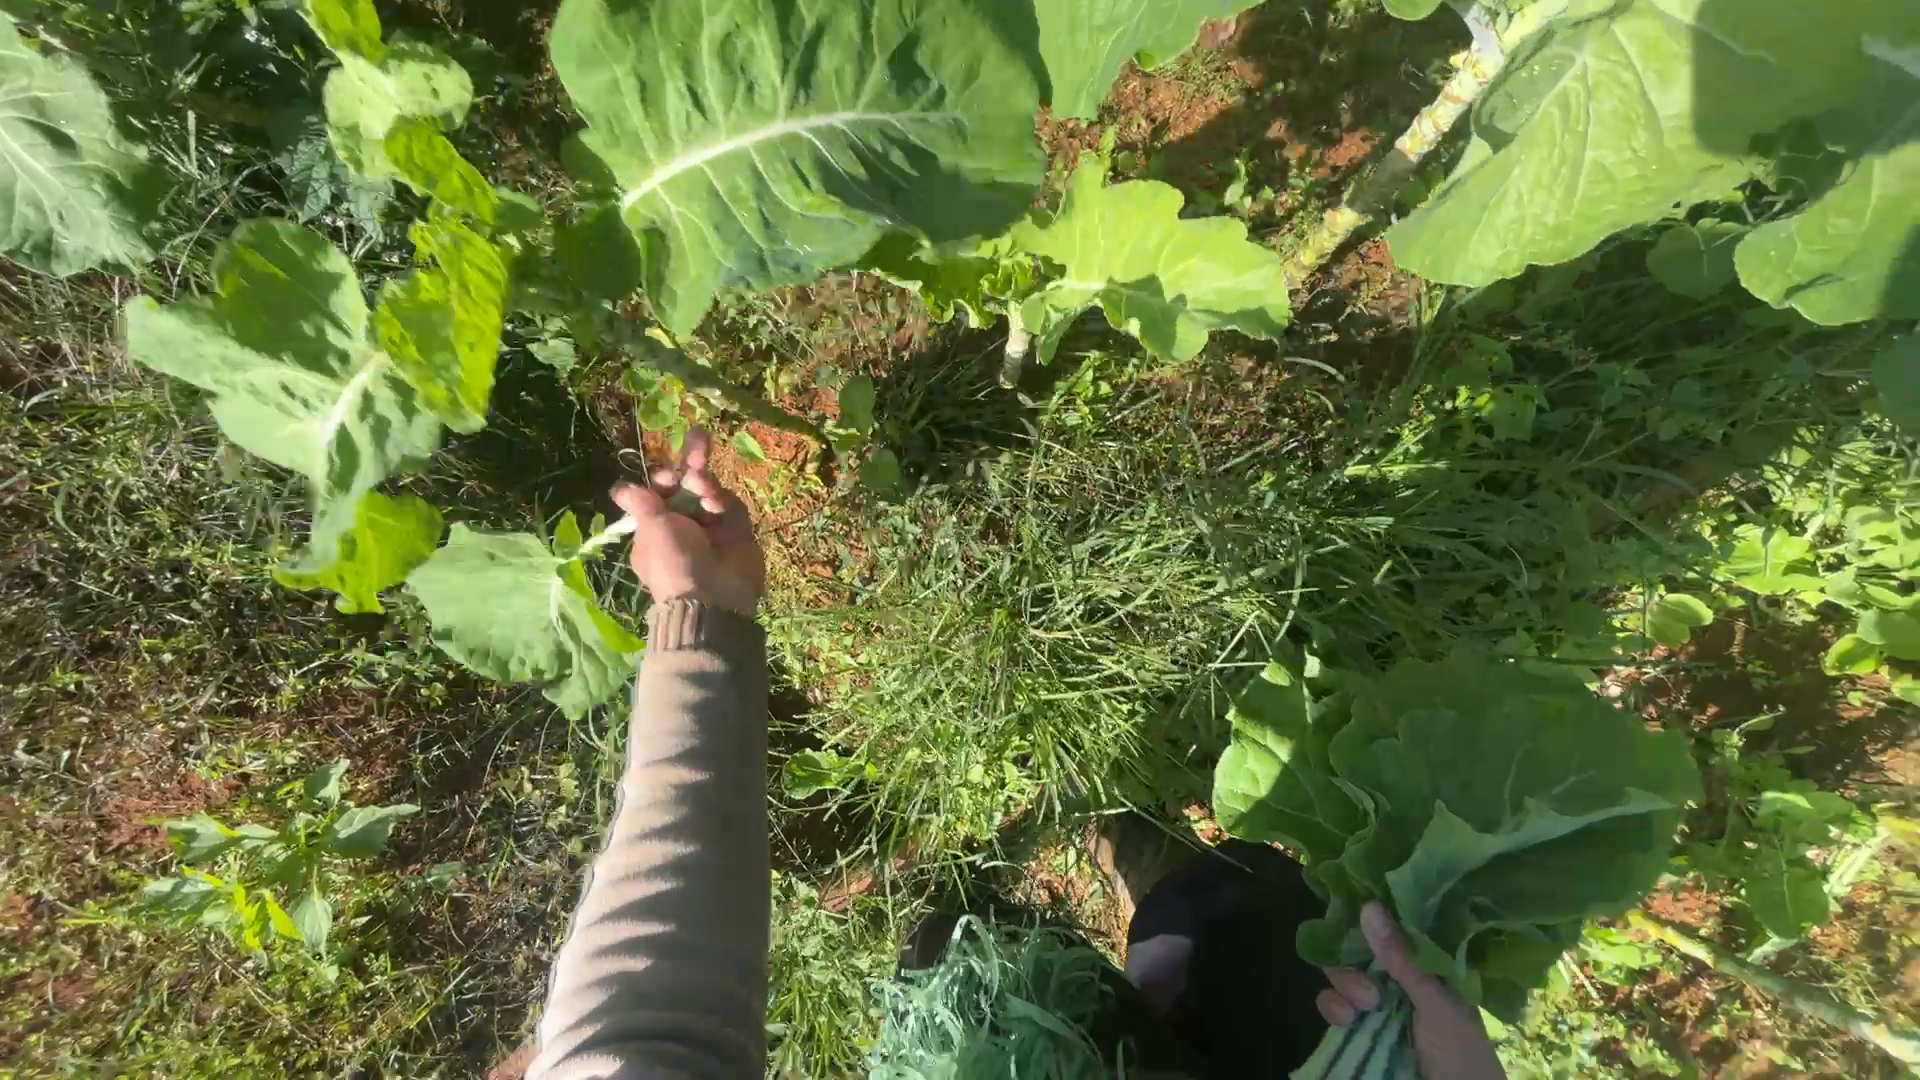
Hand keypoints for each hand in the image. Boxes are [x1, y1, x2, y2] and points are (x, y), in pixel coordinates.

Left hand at [611, 427, 765, 616]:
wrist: (715, 596)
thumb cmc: (675, 562)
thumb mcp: (653, 529)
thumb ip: (643, 503)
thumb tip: (621, 487)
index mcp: (657, 529)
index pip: (660, 493)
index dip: (665, 480)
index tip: (668, 477)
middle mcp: (684, 526)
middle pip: (687, 486)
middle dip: (692, 463)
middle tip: (700, 435)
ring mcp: (712, 527)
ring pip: (709, 492)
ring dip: (705, 484)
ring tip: (703, 483)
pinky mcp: (737, 530)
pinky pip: (730, 506)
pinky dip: (722, 501)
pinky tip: (716, 503)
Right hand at [1317, 901, 1504, 1079]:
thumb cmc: (1463, 1060)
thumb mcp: (1440, 1008)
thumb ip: (1404, 960)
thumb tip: (1368, 904)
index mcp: (1427, 970)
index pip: (1395, 928)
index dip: (1372, 917)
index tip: (1352, 908)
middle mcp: (1400, 981)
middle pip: (1361, 947)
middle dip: (1354, 959)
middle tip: (1369, 989)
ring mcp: (1378, 1007)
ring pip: (1342, 972)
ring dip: (1343, 984)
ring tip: (1358, 1010)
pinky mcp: (1358, 1030)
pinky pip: (1332, 1003)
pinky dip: (1332, 1006)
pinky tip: (1343, 1021)